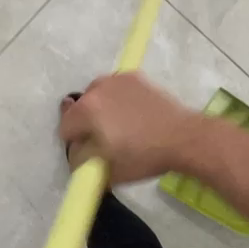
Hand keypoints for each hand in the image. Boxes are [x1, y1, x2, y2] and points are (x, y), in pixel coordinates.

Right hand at [59, 73, 209, 184]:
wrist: (183, 137)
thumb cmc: (144, 156)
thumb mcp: (108, 171)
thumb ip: (82, 163)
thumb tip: (76, 156)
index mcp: (86, 111)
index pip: (65, 127)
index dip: (75, 143)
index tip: (91, 152)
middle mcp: (97, 88)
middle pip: (80, 108)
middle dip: (87, 123)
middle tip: (107, 139)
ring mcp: (117, 79)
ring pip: (97, 94)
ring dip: (101, 107)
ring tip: (120, 123)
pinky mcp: (135, 76)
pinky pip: (116, 87)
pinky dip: (118, 97)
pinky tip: (133, 111)